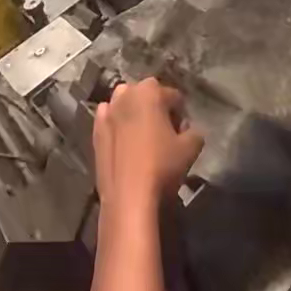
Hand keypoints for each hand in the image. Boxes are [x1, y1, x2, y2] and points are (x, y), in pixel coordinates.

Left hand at [93, 78, 203, 211]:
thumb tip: (186, 131)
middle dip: (157, 109)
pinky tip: (124, 142)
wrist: (127, 199)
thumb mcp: (191, 148)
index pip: (174, 97)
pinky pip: (109, 119)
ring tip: (142, 136)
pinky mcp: (95, 131)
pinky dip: (116, 123)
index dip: (181, 115)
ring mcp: (108, 112)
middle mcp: (127, 94)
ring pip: (125, 102)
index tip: (182, 133)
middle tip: (165, 134)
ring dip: (135, 111)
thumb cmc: (161, 166)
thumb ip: (194, 132)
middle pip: (149, 95)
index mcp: (151, 91)